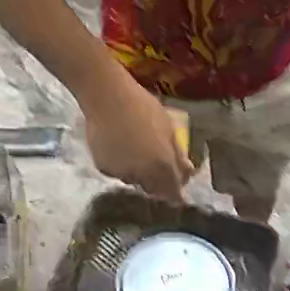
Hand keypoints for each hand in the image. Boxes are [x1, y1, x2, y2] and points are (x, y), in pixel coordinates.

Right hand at [83, 73, 194, 200]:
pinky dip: (121, 165)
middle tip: (157, 163)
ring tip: (136, 151)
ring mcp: (121, 173)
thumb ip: (177, 154)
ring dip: (139, 173)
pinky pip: (117, 172)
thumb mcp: (168, 127)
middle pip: (153, 189)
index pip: (173, 193)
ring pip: (134, 180)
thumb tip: (187, 171)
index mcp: (162, 165)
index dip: (176, 193)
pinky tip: (119, 148)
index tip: (178, 188)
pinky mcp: (103, 168)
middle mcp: (142, 175)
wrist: (106, 97)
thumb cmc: (143, 106)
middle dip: (158, 182)